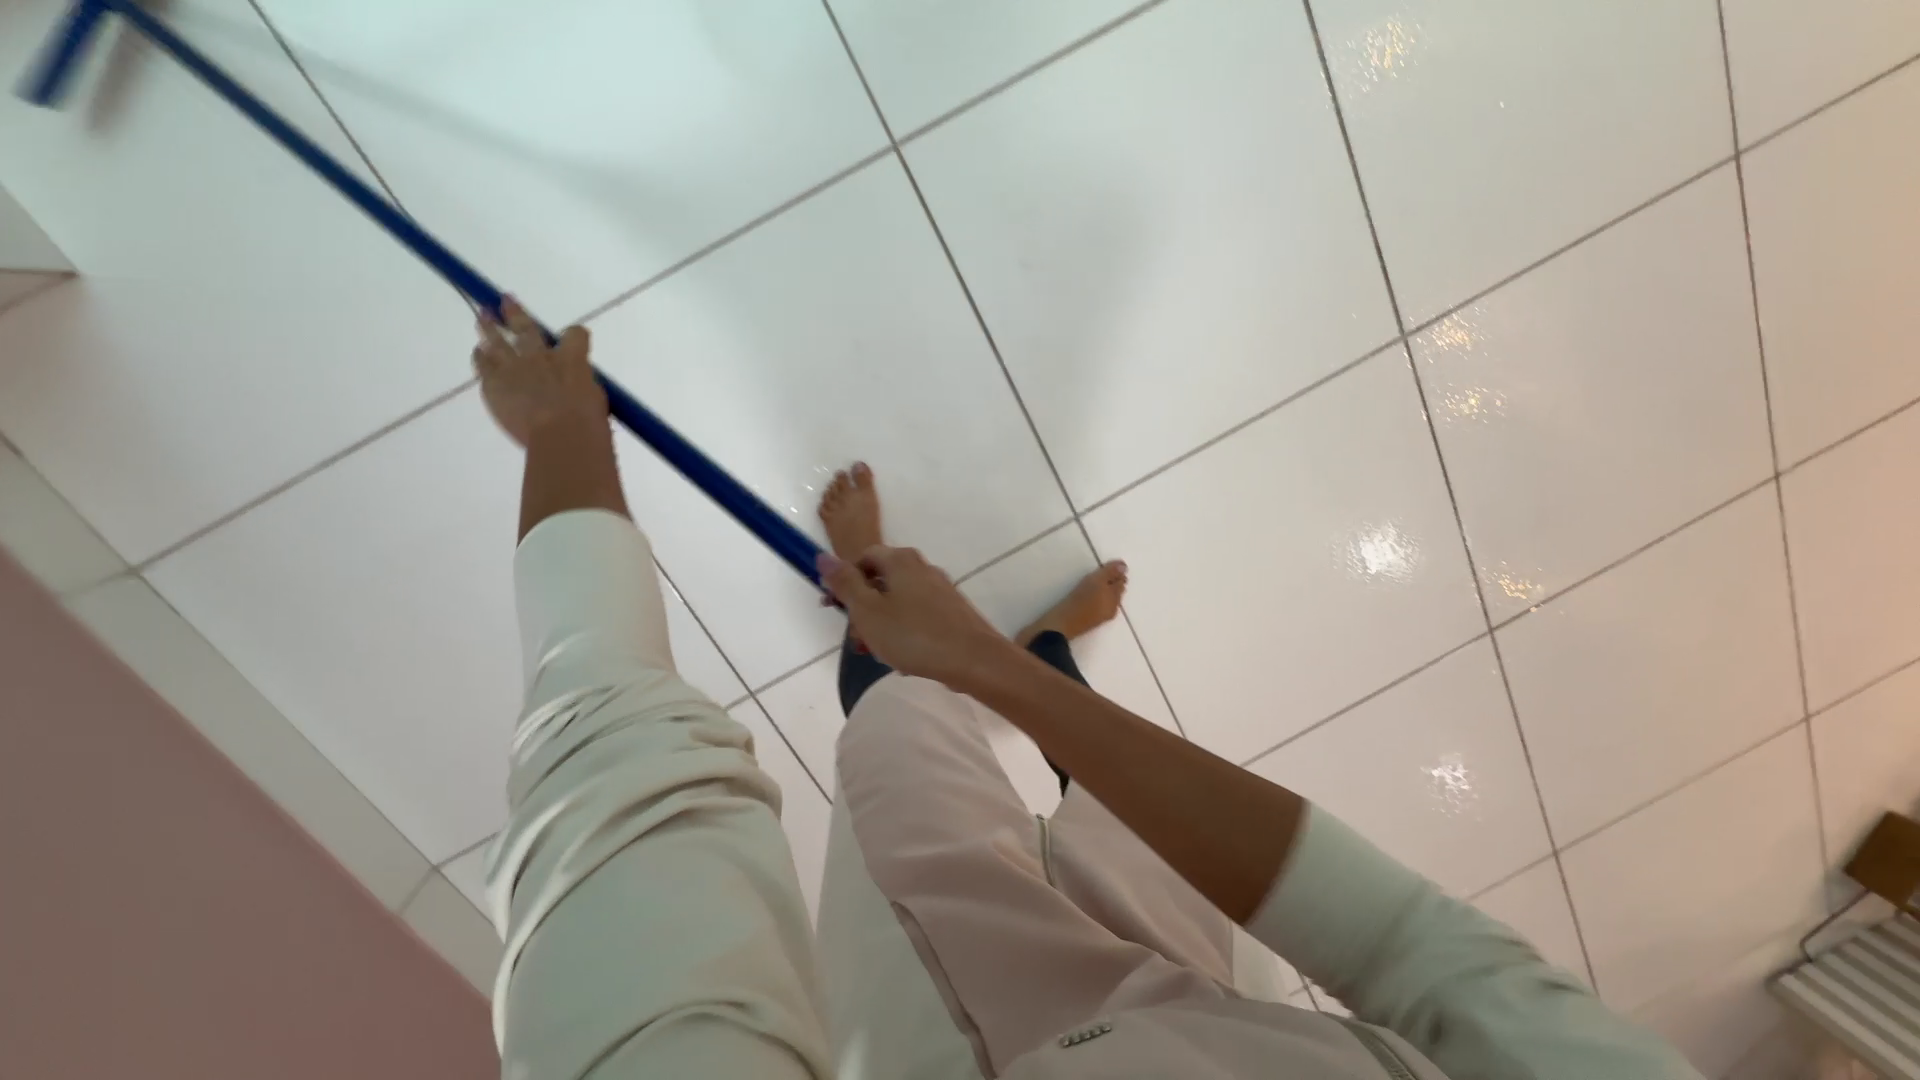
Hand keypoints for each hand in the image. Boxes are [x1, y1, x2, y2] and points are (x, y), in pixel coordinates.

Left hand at [472, 298, 606, 446]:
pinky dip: (480, 358)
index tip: (575, 336)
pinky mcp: (494, 383)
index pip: (575, 335)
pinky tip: (478, 354)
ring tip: (482, 318)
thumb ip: (582, 386)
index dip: (575, 335)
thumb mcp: (596, 400)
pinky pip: (482, 364)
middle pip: (525, 327)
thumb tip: (575, 386)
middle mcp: (541, 356)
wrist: (562, 438)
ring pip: (496, 340)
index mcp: (572, 360)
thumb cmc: (588, 424)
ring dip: (489, 328)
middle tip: (505, 300)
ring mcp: (514, 368)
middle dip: (515, 312)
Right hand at [818, 546, 1012, 687]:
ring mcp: (940, 590)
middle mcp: (922, 568)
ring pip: (898, 603)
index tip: (832, 608)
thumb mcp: (868, 611)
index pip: (863, 558)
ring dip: (881, 626)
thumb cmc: (913, 635)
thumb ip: (845, 583)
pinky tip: (903, 658)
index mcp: (900, 561)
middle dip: (862, 611)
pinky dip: (904, 633)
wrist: (974, 660)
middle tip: (857, 640)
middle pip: (880, 582)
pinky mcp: (952, 612)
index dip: (844, 581)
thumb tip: (823, 556)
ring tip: (878, 654)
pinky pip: (917, 617)